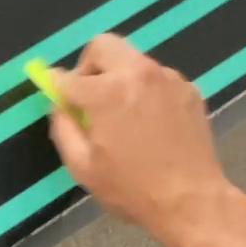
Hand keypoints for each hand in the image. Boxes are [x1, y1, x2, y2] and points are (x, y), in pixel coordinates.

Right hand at [47, 35, 236, 246]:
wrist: (190, 200)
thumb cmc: (131, 190)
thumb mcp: (83, 168)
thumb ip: (63, 129)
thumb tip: (57, 106)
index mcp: (107, 92)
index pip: (68, 77)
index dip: (56, 86)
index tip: (55, 95)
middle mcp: (138, 73)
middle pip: (103, 46)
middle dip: (88, 67)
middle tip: (88, 98)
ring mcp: (167, 78)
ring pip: (132, 61)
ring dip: (119, 79)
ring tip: (122, 117)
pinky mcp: (188, 89)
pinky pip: (156, 79)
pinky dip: (144, 92)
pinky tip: (149, 125)